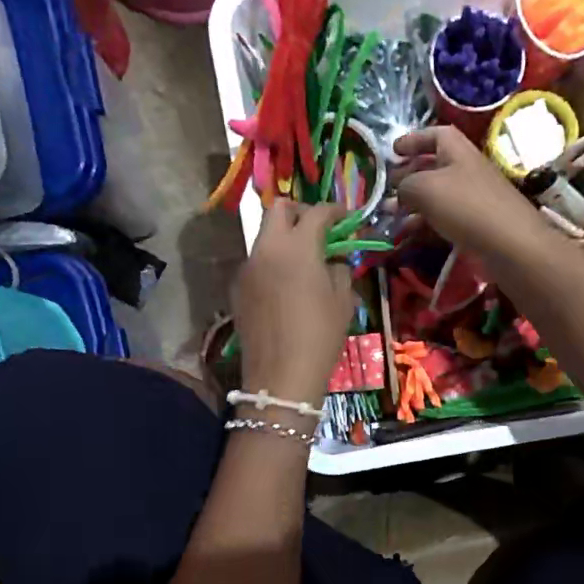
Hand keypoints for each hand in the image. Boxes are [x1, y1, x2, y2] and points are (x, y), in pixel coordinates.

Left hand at [233, 200, 354, 406]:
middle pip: (278, 209)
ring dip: (285, 239)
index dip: (334, 211)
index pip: (316, 213)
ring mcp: (248, 267)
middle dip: (300, 212)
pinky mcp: (238, 287)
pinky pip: (257, 263)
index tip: (346, 217)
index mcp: (298, 247)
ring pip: (265, 236)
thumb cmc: (321, 336)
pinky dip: (273, 263)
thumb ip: (340, 270)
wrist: (281, 375)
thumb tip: (334, 260)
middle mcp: (267, 248)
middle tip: (318, 230)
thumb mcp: (343, 302)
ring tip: (304, 262)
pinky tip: (286, 288)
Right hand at [393, 127, 551, 254]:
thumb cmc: (465, 205)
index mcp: (456, 149)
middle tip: (386, 188)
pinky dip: (426, 223)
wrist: (509, 243)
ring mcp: (473, 198)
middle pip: (433, 166)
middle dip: (408, 176)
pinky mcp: (476, 225)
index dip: (413, 140)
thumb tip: (398, 193)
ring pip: (437, 196)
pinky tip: (410, 234)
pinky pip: (446, 219)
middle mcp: (466, 169)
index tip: (393, 151)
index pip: (434, 134)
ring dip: (413, 204)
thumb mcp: (425, 188)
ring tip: (390, 216)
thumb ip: (404, 186)